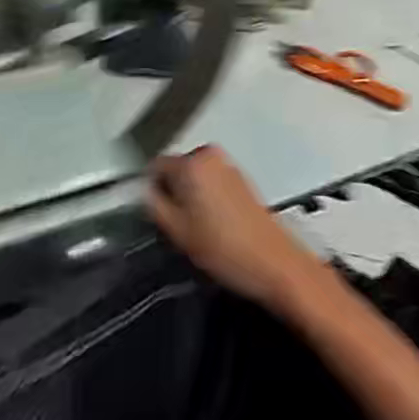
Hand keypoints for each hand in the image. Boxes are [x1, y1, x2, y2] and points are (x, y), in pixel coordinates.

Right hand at [145, 145, 326, 309]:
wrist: (274, 263)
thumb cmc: (222, 248)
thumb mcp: (176, 230)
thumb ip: (153, 204)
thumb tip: (144, 190)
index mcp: (191, 163)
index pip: (155, 166)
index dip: (150, 189)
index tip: (156, 212)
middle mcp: (210, 156)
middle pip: (176, 168)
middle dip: (172, 190)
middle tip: (177, 222)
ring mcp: (229, 166)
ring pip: (195, 176)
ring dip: (191, 195)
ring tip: (197, 226)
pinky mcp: (242, 179)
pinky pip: (212, 181)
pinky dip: (208, 196)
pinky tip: (215, 224)